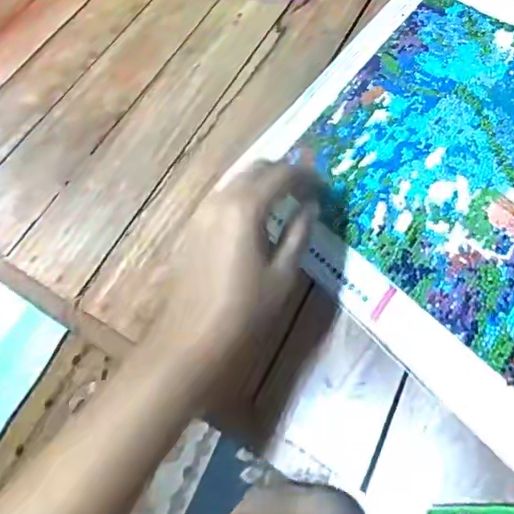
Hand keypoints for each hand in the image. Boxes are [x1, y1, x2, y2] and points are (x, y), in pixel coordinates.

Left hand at [146, 161, 321, 372]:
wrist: (188, 345)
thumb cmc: (244, 312)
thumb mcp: (283, 274)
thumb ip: (299, 232)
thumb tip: (311, 206)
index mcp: (246, 206)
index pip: (283, 174)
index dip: (307, 176)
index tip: (325, 187)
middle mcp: (221, 199)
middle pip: (258, 168)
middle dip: (285, 173)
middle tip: (307, 191)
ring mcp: (202, 211)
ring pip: (239, 179)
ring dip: (264, 183)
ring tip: (286, 202)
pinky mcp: (193, 227)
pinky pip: (225, 196)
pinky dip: (246, 196)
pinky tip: (258, 219)